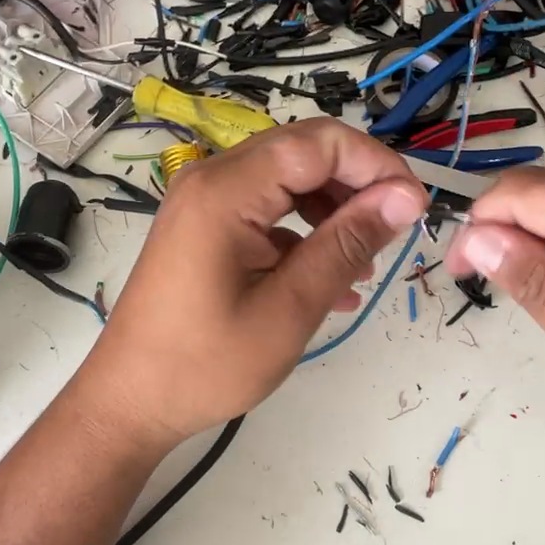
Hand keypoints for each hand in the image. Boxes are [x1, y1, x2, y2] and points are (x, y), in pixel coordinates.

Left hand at [73, 119, 426, 448]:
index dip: (375, 164)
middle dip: (358, 184)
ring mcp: (203, 203)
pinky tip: (332, 279)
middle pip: (302, 153)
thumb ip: (347, 245)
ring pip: (287, 180)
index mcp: (226, 191)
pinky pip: (265, 210)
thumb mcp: (289, 308)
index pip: (318, 143)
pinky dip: (303, 232)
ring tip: (365, 260)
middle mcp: (210, 181)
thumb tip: (405, 198)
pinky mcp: (204, 228)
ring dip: (333, 210)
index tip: (414, 206)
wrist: (130, 401)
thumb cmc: (206, 365)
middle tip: (396, 230)